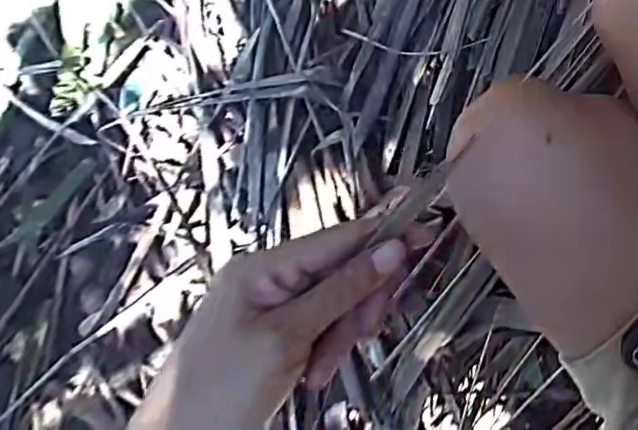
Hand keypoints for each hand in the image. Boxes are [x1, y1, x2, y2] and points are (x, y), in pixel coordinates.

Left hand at [128, 202, 431, 429]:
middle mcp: (266, 278)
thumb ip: (344, 289)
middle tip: (366, 329)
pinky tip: (315, 371)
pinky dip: (328, 345)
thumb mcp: (286, 340)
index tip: (425, 235)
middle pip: (343, 268)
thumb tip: (393, 249)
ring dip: (342, 331)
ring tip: (325, 366)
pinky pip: (321, 323)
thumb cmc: (212, 401)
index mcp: (261, 267)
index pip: (341, 237)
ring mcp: (269, 307)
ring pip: (337, 299)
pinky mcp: (273, 334)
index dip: (386, 237)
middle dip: (358, 301)